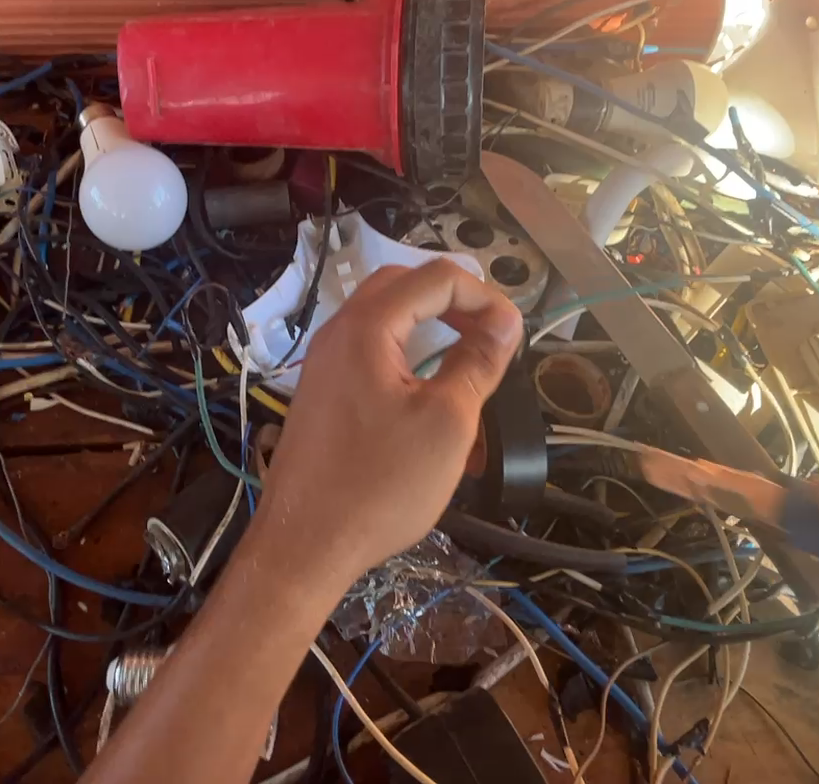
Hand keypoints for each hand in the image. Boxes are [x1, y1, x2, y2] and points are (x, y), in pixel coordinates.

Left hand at [248, 259, 521, 589]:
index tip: (513, 334)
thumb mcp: (446, 422)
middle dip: (452, 298)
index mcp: (366, 326)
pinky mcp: (321, 386)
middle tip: (489, 332)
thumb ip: (477, 361)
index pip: (435, 277)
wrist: (305, 542)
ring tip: (466, 347)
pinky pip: (366, 343)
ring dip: (427, 319)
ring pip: (382, 313)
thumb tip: (505, 321)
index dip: (483, 295)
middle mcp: (337, 329)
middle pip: (402, 284)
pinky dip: (402, 344)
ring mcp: (323, 358)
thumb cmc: (381, 484)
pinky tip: (425, 376)